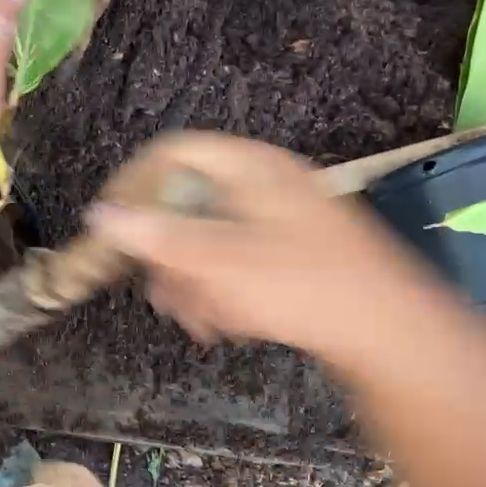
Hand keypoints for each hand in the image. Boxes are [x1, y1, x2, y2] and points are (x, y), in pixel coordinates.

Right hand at [87, 132, 443, 365]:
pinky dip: (216, 293)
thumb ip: (155, 237)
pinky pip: (230, 264)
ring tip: (200, 320)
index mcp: (250, 170)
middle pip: (184, 204)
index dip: (135, 187)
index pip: (171, 154)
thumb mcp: (218, 262)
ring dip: (189, 283)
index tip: (115, 231)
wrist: (386, 333)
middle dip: (166, 255)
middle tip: (161, 294)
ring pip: (204, 241)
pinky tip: (221, 325)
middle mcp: (262, 186)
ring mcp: (275, 220)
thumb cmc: (301, 287)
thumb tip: (98, 214)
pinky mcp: (284, 255)